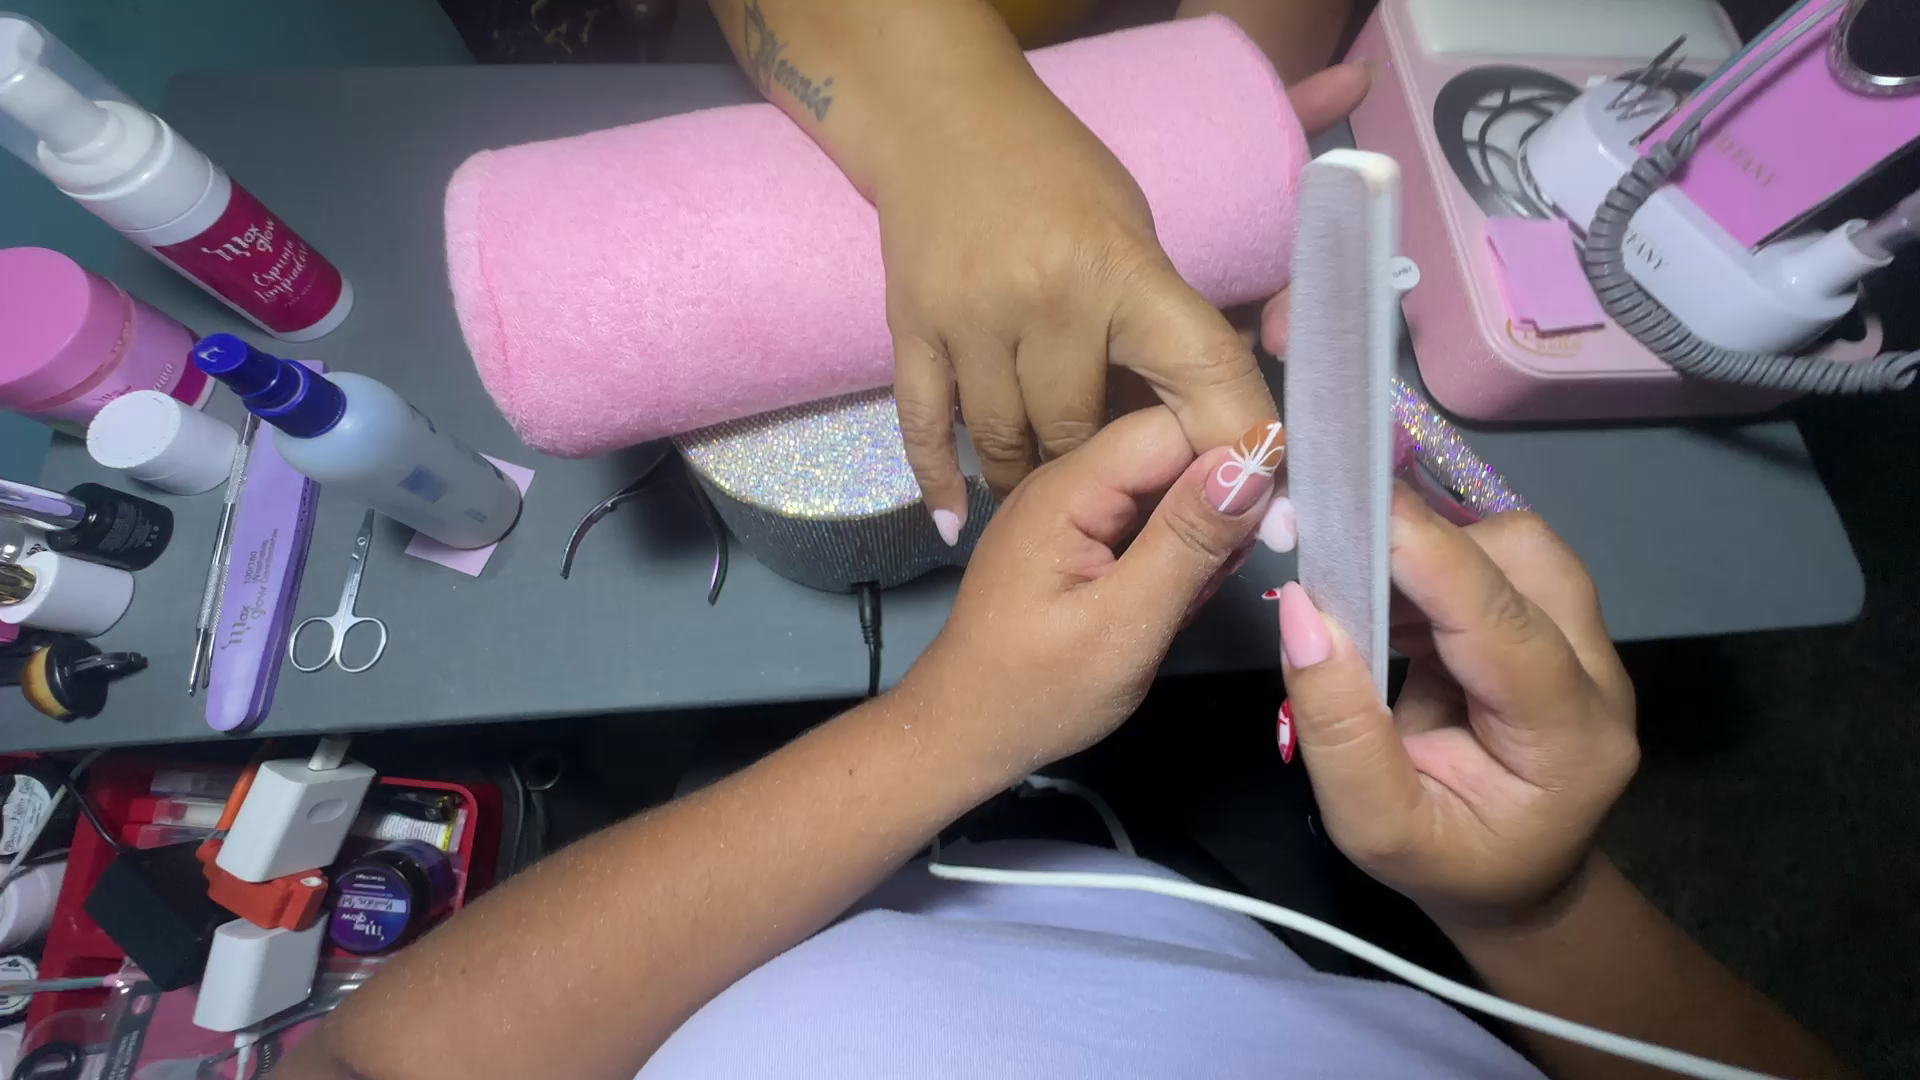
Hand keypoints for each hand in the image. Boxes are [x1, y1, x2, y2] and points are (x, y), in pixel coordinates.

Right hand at [880, 60, 1369, 542]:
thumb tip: (1190, 427)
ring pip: (1003, 441)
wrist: (943, 124)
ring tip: (1041, 497)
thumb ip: (1158, 330)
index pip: (1200, 368)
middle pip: (1078, 432)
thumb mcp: (1133, 235)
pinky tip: (954, 523)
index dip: (1233, 440)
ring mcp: (970, 320)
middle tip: (1110, 498)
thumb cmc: (1056, 176)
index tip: (1254, 505)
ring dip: (1026, 479)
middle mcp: (1046, 301)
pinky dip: (939, 480)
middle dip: (1098, 472)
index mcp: (1121, 269)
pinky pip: (924, 426)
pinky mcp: (911, 332)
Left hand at [897, 407, 1278, 778]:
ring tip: (1191, 596)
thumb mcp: (1124, 623)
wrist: (967, 727)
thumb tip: (1253, 464)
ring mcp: (1067, 510)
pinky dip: (1171, 553)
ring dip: (1197, 535)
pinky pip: (1141, 522)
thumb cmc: (1038, 690)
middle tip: (1232, 569)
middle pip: (1169, 453)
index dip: (1234, 456)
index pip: (1171, 426)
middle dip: (1218, 502)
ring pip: (1162, 490)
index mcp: (1068, 488)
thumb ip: (1187, 541)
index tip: (1279, 517)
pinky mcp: (1073, 538)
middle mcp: (1065, 481)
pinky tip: (1171, 597)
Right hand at [1278, 487, 1638, 931]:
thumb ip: (1336, 723)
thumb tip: (1301, 610)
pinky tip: (1375, 592)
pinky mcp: (1538, 629)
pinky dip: (1421, 560)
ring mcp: (1576, 647)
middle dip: (1430, 538)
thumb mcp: (1371, 823)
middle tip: (1339, 545)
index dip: (1426, 554)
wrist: (1510, 883)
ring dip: (1427, 545)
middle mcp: (1594, 676)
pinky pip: (1486, 563)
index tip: (1345, 503)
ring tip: (1355, 574)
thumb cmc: (1444, 861)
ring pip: (1513, 547)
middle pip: (1529, 559)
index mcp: (1567, 740)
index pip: (1502, 622)